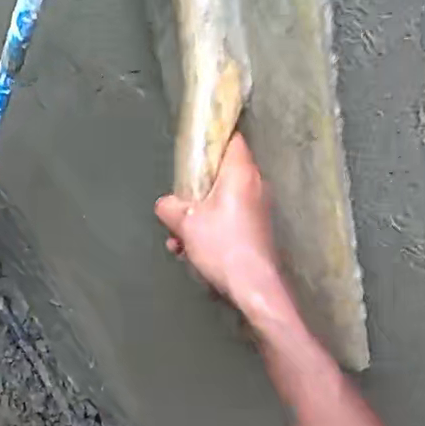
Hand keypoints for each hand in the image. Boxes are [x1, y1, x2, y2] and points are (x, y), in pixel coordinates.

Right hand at [154, 134, 289, 319]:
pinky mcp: (257, 230)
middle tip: (178, 205)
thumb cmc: (222, 246)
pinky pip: (228, 220)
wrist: (254, 287)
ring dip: (198, 217)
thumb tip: (166, 204)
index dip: (212, 138)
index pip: (232, 138)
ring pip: (221, 201)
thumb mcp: (185, 223)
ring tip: (179, 241)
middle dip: (196, 190)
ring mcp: (258, 209)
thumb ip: (169, 206)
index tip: (193, 148)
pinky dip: (210, 231)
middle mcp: (255, 185)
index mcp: (241, 173)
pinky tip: (191, 253)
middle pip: (221, 173)